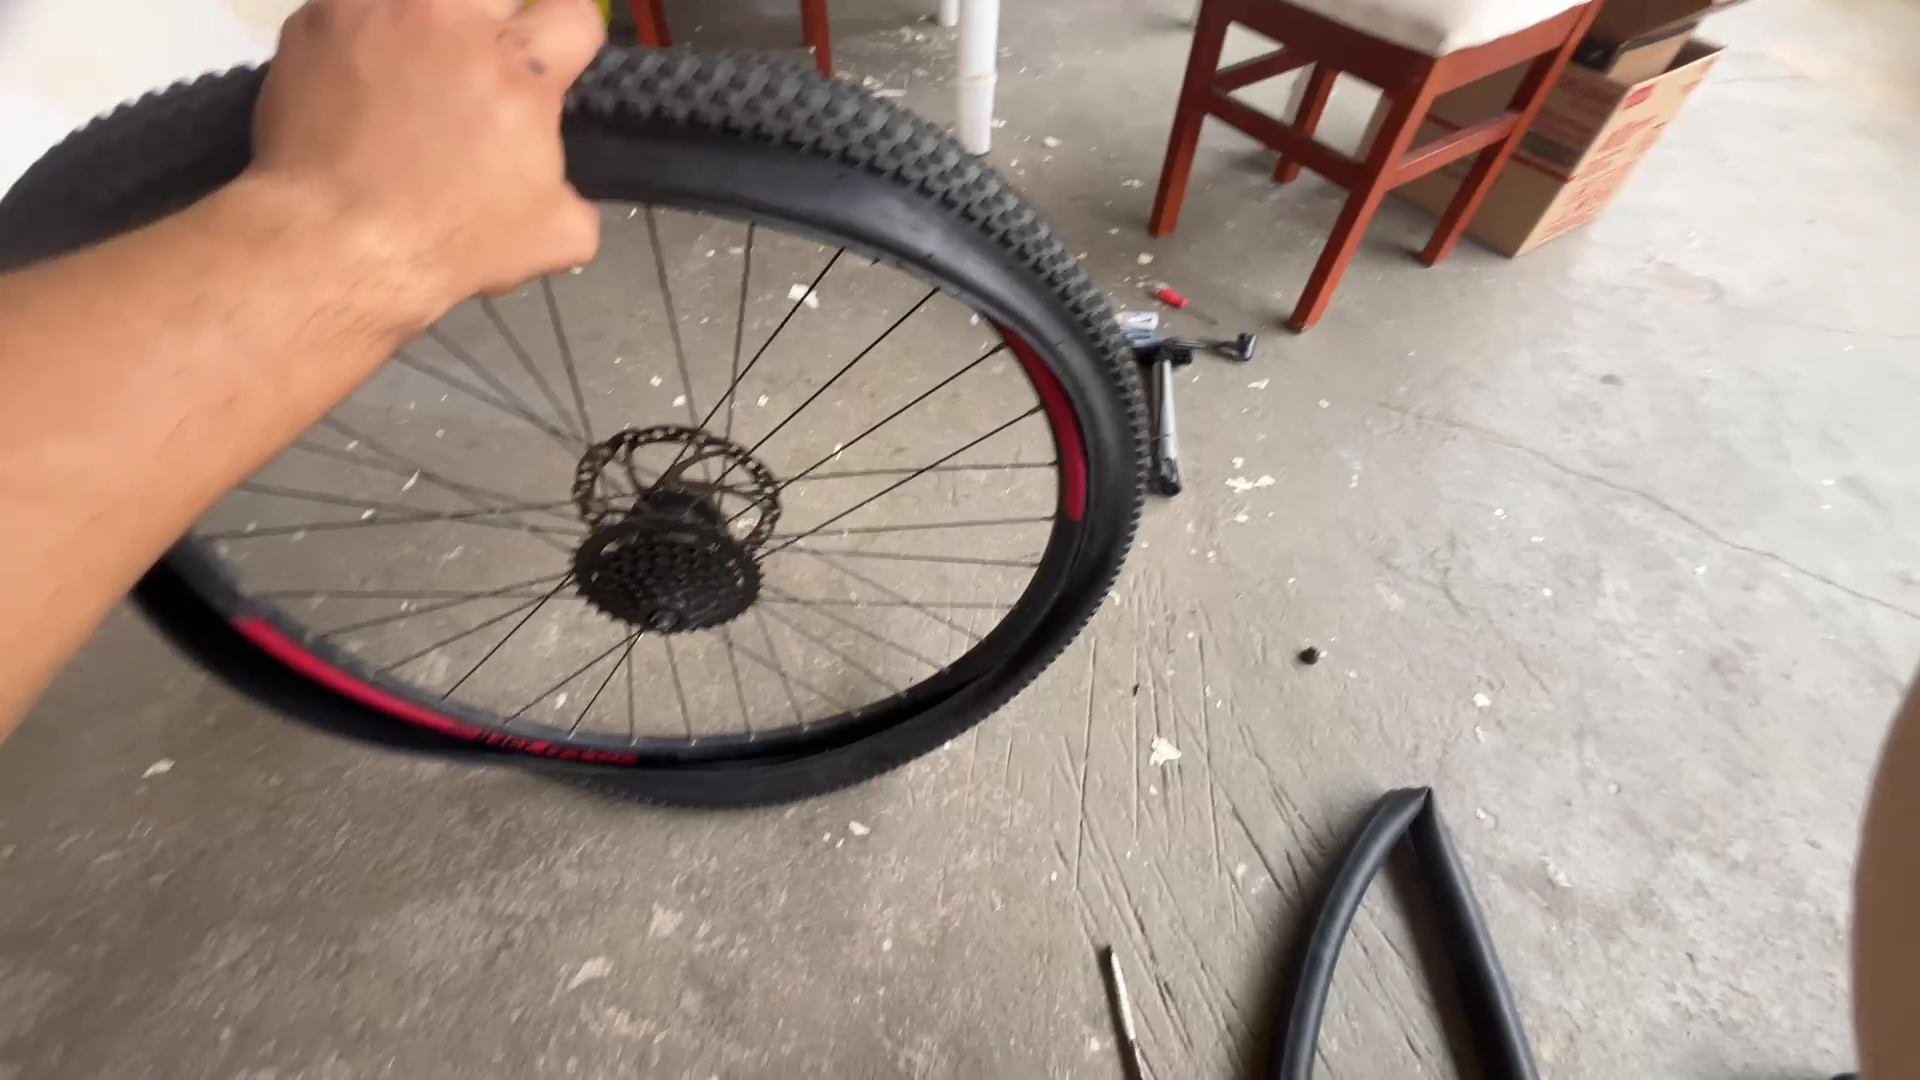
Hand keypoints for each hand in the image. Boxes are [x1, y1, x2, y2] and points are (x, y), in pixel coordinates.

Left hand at [248, 0, 604, 311]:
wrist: (345, 239)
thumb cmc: (461, 240)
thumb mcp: (562, 236)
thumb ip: (579, 191)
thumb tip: (560, 181)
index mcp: (520, 72)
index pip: (575, 12)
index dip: (578, 37)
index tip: (565, 60)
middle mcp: (450, 20)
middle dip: (508, 21)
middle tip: (496, 66)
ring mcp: (376, 8)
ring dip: (442, 20)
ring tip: (434, 61)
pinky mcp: (316, 16)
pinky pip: (364, 3)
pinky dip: (379, 30)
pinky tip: (377, 77)